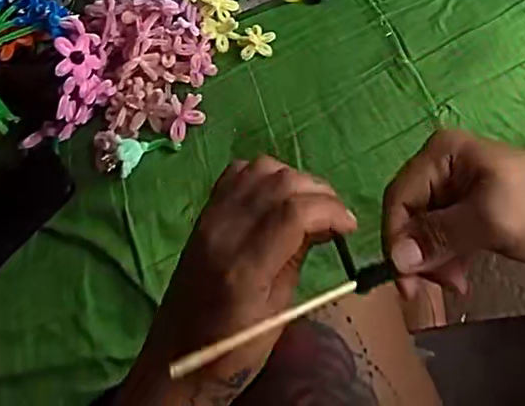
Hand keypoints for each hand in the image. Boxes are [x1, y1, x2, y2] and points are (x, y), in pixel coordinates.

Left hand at [118, 156, 357, 405]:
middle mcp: (225, 232)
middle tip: (336, 214)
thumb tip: (325, 223)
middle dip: (319, 191)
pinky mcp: (205, 211)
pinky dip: (265, 174)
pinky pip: (239, 171)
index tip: (349, 225)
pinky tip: (277, 194)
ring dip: (294, 178)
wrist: (174, 357)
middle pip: (281, 182)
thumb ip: (298, 258)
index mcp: (243, 268)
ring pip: (262, 168)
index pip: (294, 212)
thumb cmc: (231, 351)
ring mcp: (211, 217)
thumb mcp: (276, 314)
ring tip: (310, 202)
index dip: (330, 209)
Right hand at [380, 130, 524, 296]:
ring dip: (432, 259)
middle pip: (408, 212)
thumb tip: (396, 257)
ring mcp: (455, 184)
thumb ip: (440, 235)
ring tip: (456, 284)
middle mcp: (442, 163)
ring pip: (422, 227)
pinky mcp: (468, 205)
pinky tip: (461, 277)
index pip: (399, 195)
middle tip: (436, 289)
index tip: (407, 283)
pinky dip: (446, 257)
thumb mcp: (489, 220)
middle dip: (417, 253)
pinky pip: (441, 233)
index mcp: (442, 152)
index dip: (396, 239)